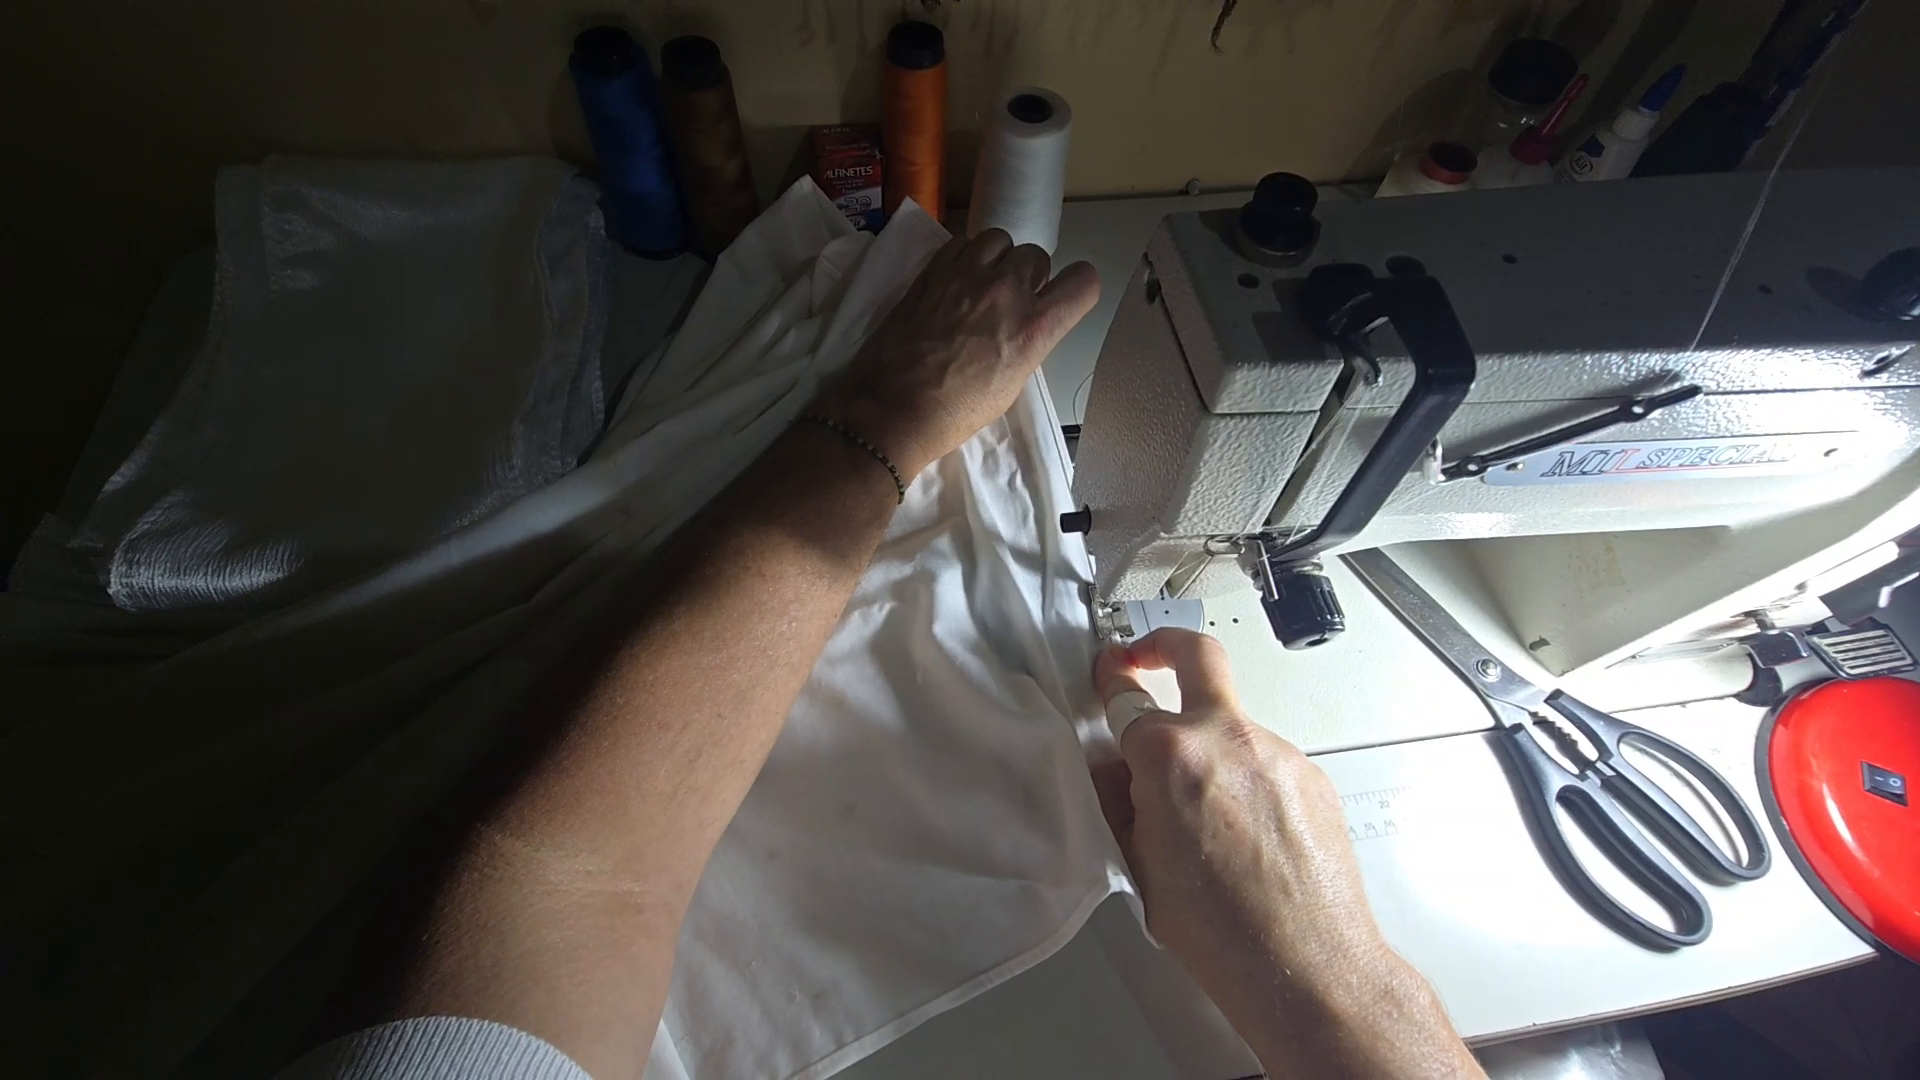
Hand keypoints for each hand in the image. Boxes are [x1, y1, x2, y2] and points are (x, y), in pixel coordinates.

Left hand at [813, 229, 1098, 478]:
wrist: (894, 408)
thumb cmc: (956, 412)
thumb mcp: (1011, 384)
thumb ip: (1028, 342)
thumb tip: (1024, 323)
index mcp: (1035, 327)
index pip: (1084, 281)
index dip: (1076, 289)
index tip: (1062, 299)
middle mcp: (1006, 291)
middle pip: (1037, 256)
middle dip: (1029, 277)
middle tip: (1009, 304)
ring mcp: (967, 274)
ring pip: (1000, 239)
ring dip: (997, 258)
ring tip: (982, 285)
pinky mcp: (933, 270)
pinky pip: (962, 242)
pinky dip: (965, 255)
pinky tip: (956, 280)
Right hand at [1092, 628, 1480, 1078]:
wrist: (1310, 970)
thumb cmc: (1221, 931)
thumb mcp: (1138, 862)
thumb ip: (1120, 798)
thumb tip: (1114, 769)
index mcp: (1171, 755)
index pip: (1128, 697)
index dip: (1111, 679)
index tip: (1109, 671)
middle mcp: (1227, 737)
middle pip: (1198, 655)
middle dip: (1163, 644)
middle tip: (1144, 654)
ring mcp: (1277, 751)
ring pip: (1230, 721)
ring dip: (1208, 742)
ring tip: (1204, 810)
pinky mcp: (1310, 773)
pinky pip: (1262, 757)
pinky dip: (1242, 775)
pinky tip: (1241, 827)